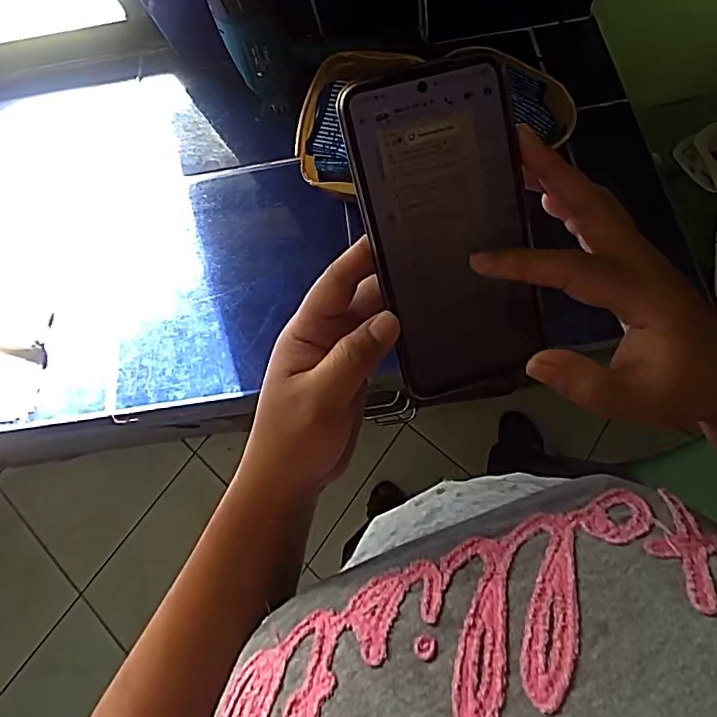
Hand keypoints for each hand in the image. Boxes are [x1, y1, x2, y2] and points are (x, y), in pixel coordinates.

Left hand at [234, 236, 399, 508]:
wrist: (290, 482)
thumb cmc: (292, 439)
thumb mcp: (321, 395)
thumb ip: (354, 356)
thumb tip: (389, 319)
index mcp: (305, 332)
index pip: (333, 285)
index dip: (356, 259)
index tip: (382, 234)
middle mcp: (323, 336)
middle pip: (356, 298)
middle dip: (383, 278)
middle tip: (418, 259)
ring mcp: (340, 354)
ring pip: (370, 320)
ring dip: (393, 306)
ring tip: (426, 287)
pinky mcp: (355, 373)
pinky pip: (377, 344)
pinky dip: (395, 335)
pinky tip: (417, 326)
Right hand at [471, 129, 716, 430]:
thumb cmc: (689, 392)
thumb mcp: (637, 400)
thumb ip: (585, 384)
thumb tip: (533, 361)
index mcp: (639, 292)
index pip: (573, 268)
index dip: (524, 262)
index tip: (480, 260)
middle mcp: (640, 262)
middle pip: (593, 205)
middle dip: (555, 169)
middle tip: (518, 139)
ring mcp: (641, 257)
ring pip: (599, 204)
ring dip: (563, 177)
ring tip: (524, 157)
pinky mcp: (638, 261)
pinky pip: (603, 218)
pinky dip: (575, 198)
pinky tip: (549, 198)